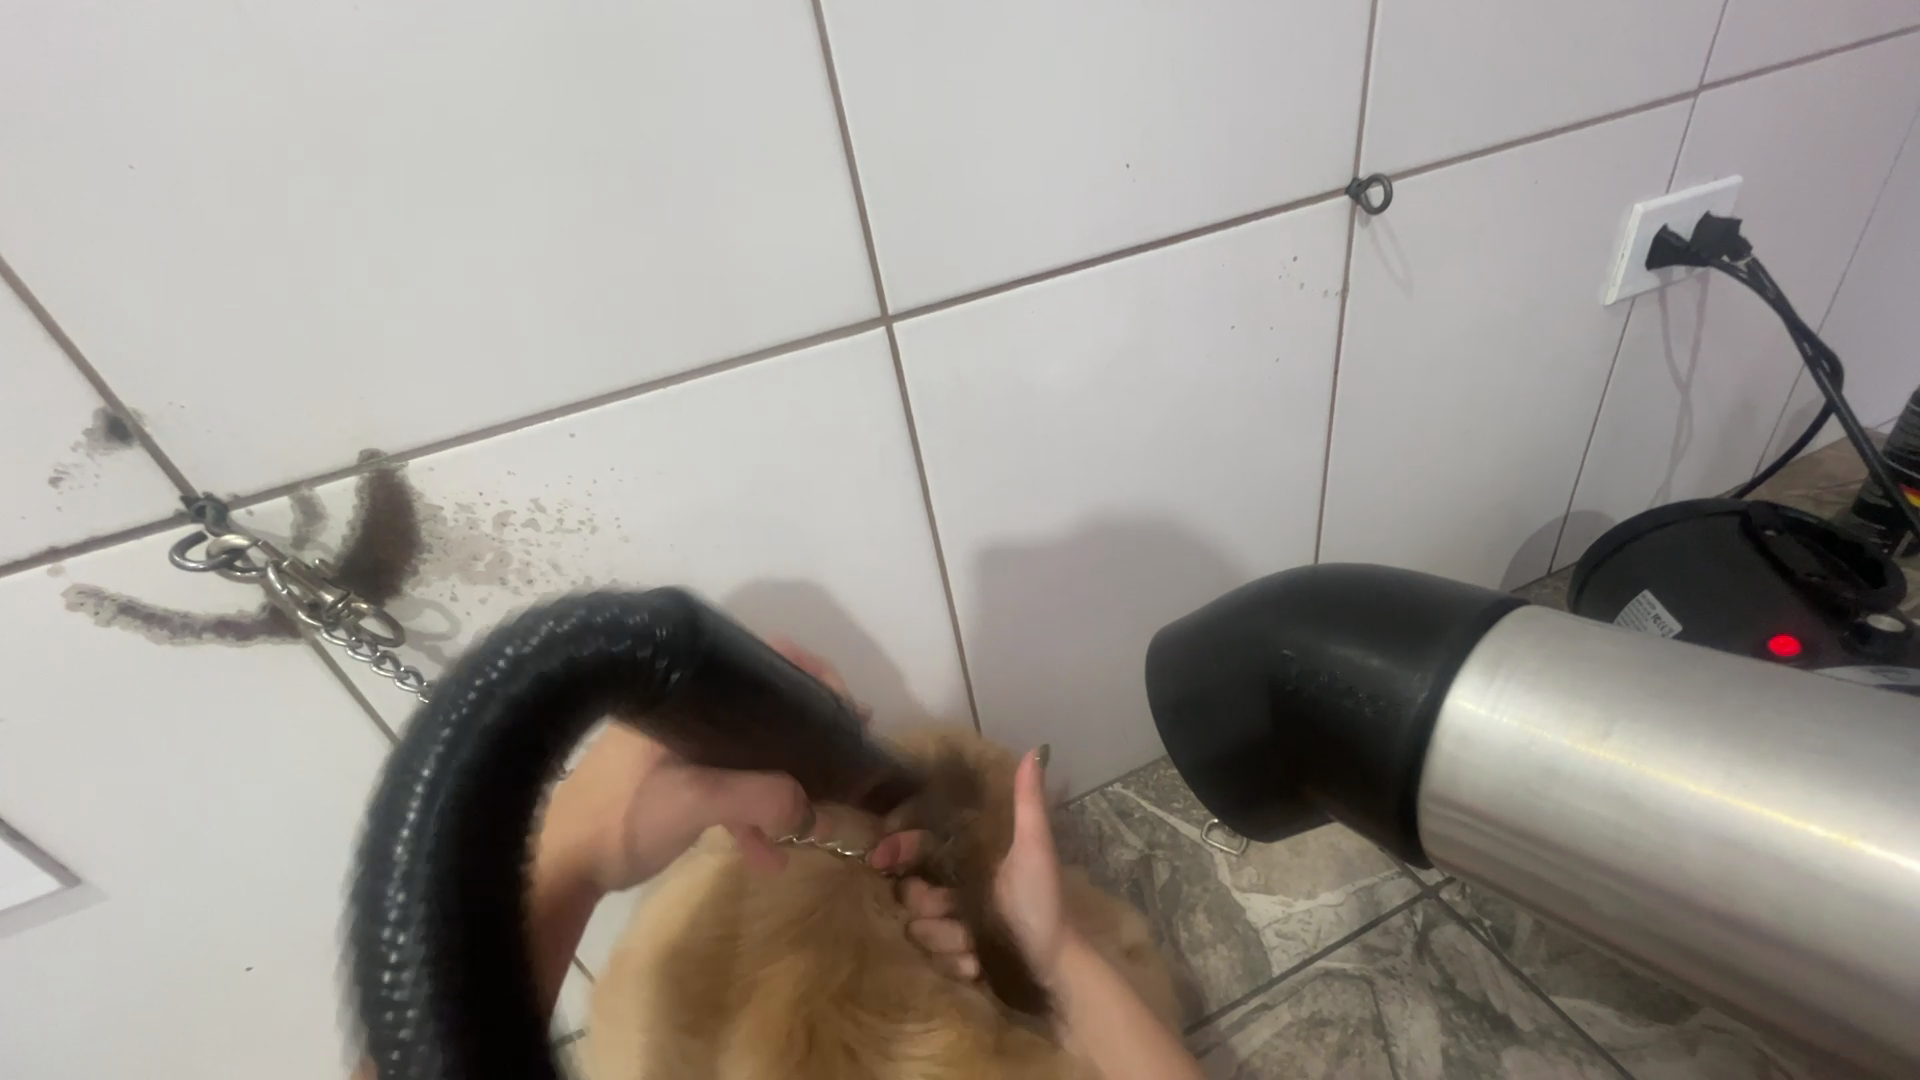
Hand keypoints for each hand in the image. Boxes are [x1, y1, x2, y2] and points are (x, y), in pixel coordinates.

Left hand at [539, 641, 842, 892]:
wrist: (556, 870)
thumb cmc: (619, 817)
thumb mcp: (692, 802)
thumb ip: (757, 798)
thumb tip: (812, 809)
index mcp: (687, 694)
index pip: (758, 660)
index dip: (808, 671)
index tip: (842, 703)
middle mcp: (689, 713)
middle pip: (763, 705)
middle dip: (808, 725)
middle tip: (848, 739)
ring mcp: (683, 750)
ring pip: (751, 751)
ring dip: (786, 780)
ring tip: (824, 806)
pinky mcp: (677, 786)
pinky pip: (729, 791)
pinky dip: (754, 817)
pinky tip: (773, 858)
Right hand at [867, 744, 1063, 984]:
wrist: (1055, 968)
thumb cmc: (1043, 902)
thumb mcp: (1035, 848)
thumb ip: (1028, 803)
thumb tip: (1037, 749)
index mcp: (970, 854)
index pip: (919, 842)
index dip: (899, 846)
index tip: (881, 857)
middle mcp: (955, 884)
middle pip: (910, 889)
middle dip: (927, 904)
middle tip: (948, 913)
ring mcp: (952, 921)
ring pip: (919, 927)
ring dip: (947, 939)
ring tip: (976, 947)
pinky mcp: (952, 956)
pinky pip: (933, 959)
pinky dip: (954, 963)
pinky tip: (978, 966)